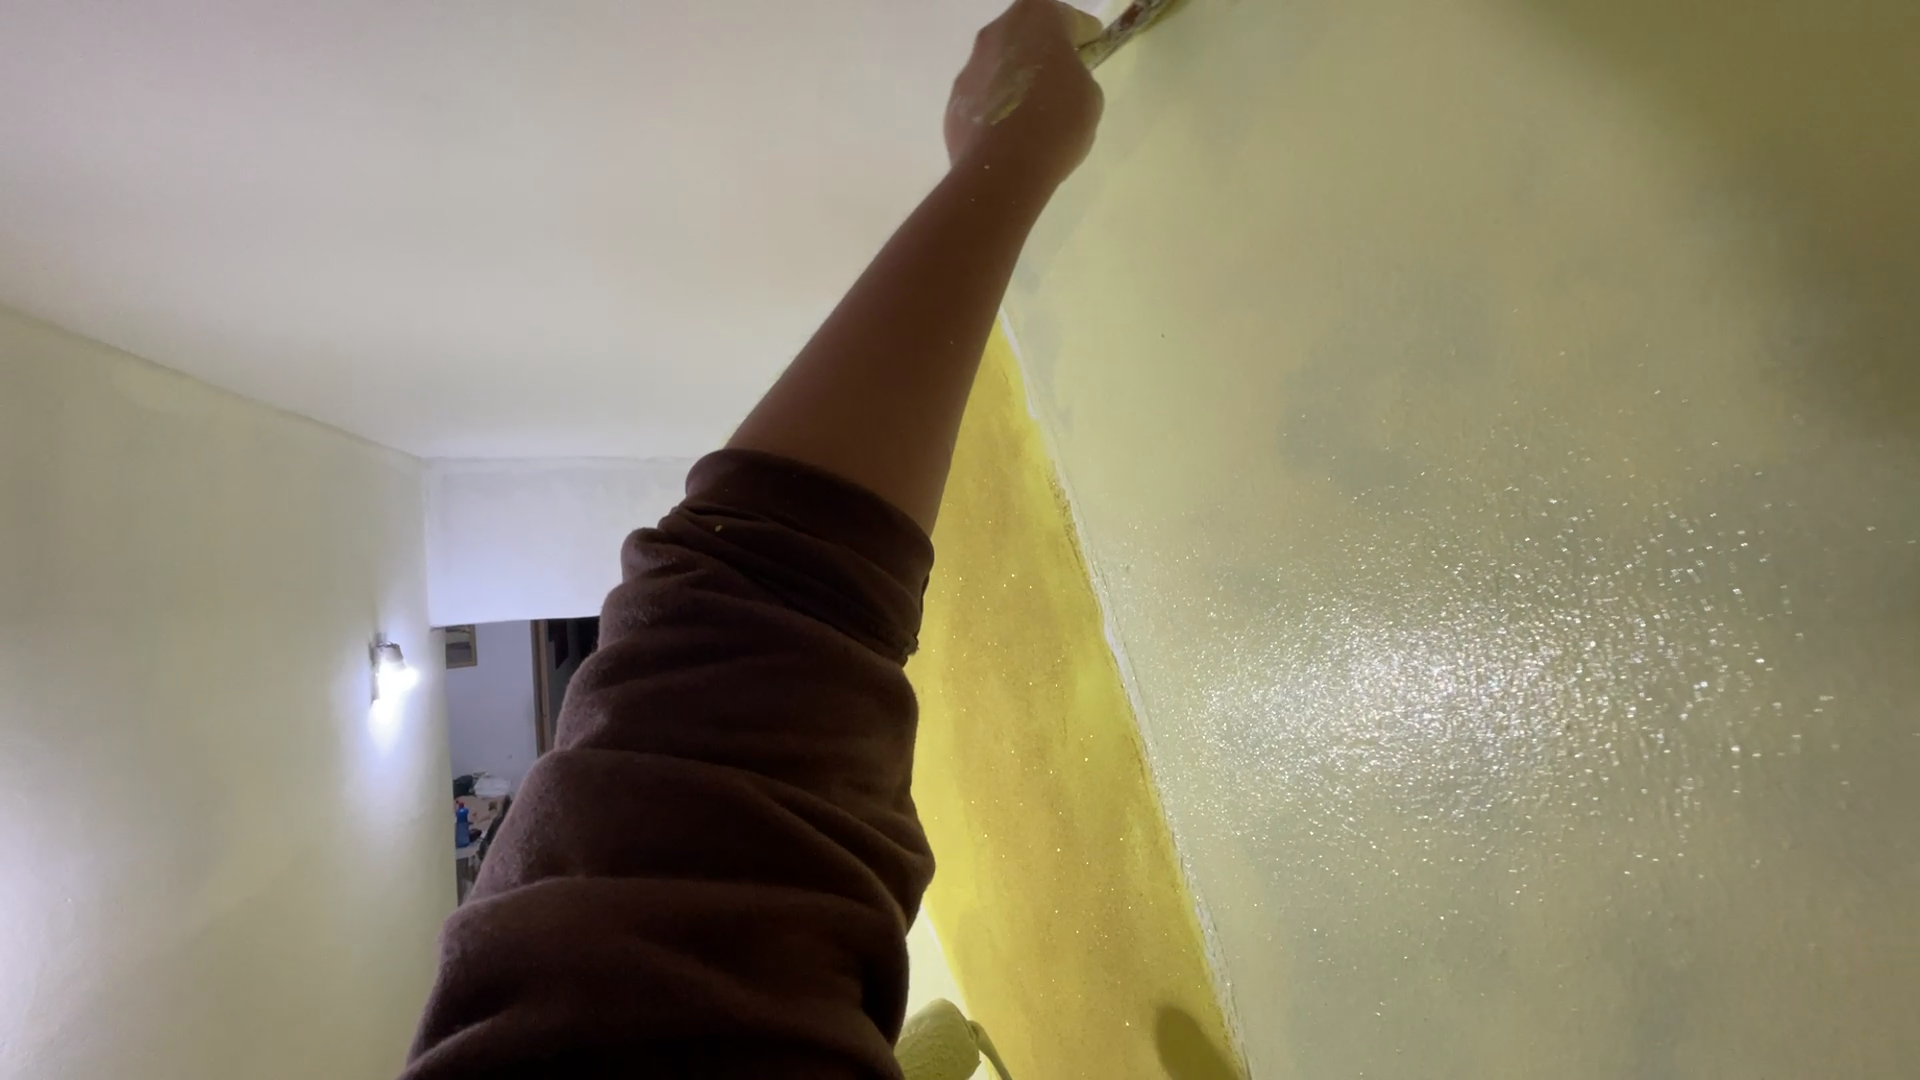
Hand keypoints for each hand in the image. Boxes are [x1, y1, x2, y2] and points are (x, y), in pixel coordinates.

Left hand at [944, 0, 1105, 186]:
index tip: (1089, 50)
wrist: (1003, 170)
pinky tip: (1007, 138)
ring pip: (1000, 68)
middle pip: (1027, 38)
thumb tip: (1061, 85)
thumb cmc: (1056, 124)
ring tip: (1028, 119)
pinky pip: (983, 101)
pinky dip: (995, 112)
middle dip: (1042, 56)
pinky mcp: (954, 103)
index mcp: (1038, 16)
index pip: (1068, 20)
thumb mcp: (1089, 98)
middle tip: (1057, 84)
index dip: (1082, 37)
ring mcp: (971, 66)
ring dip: (1014, 84)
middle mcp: (998, 30)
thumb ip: (1078, 79)